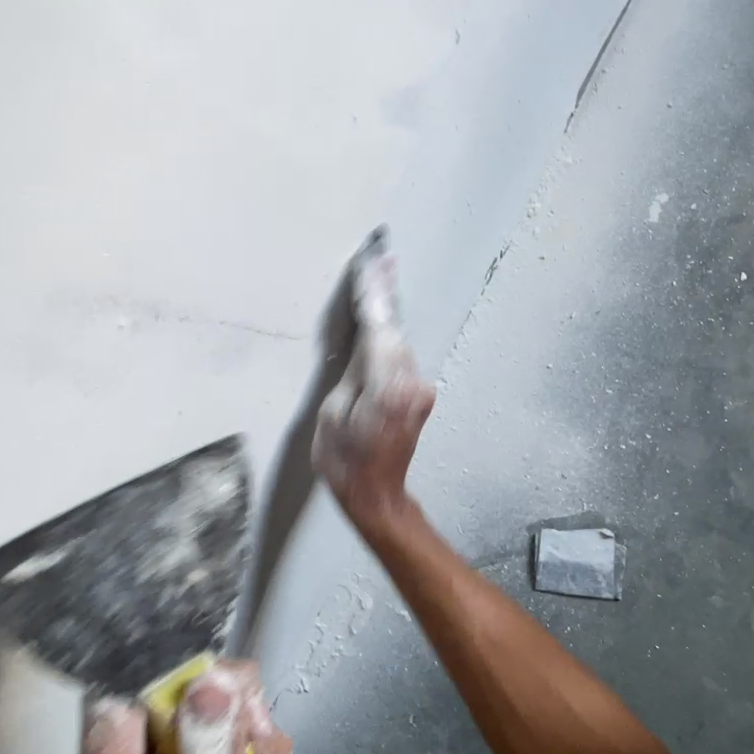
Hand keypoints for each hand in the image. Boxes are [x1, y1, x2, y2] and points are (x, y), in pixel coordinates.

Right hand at [312, 252, 435, 529]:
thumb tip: (366, 346)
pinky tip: (378, 329)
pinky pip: (400, 362)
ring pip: (398, 346)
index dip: (373, 294)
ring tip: (378, 281)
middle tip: (380, 257)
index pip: (379, 327)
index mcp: (386, 385)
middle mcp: (412, 383)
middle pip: (393, 332)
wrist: (376, 495)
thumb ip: (353, 372)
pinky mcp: (421, 397)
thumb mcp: (332, 413)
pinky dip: (388, 345)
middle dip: (383, 298)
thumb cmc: (344, 461)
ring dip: (385, 322)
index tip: (372, 264)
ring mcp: (420, 390)